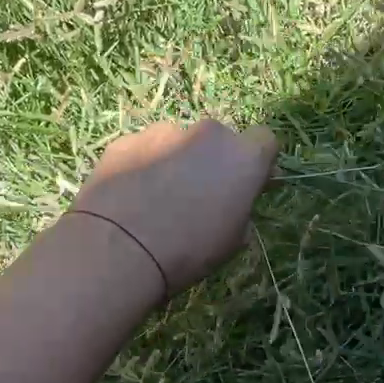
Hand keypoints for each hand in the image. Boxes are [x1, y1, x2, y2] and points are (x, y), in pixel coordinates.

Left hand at [68, 119, 278, 295]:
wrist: (119, 249)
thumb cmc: (188, 251)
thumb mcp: (233, 240)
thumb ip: (241, 208)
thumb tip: (234, 200)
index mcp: (243, 157)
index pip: (265, 140)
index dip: (256, 161)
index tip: (245, 184)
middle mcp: (207, 134)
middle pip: (218, 140)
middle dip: (212, 160)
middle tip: (198, 195)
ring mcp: (164, 132)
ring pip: (178, 142)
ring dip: (175, 162)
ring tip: (156, 199)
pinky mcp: (127, 140)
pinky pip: (144, 149)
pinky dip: (142, 166)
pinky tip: (130, 197)